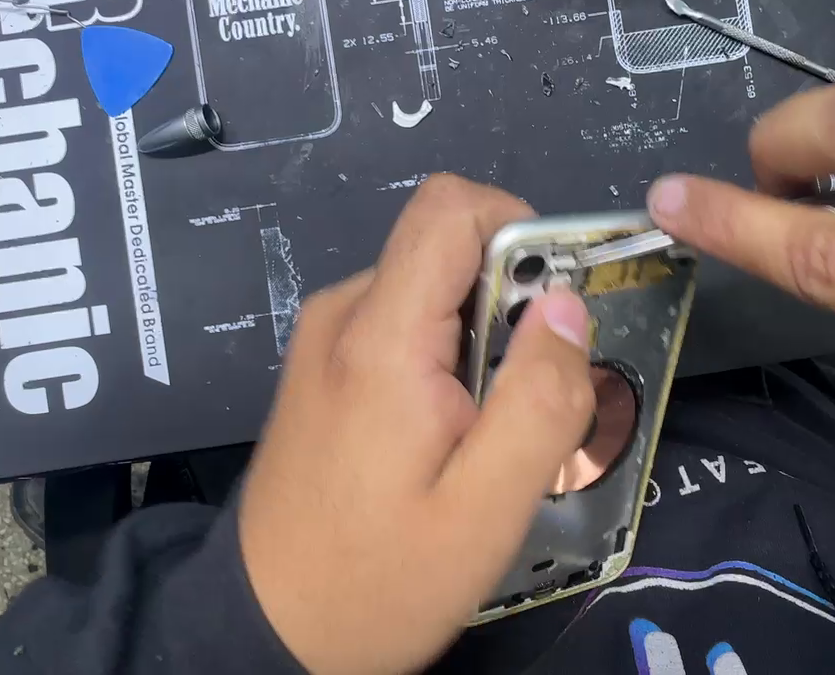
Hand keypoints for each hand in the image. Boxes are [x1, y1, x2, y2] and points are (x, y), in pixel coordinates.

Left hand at [238, 175, 596, 674]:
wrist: (266, 626)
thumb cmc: (378, 579)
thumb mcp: (486, 510)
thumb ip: (540, 400)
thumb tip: (567, 304)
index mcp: (381, 334)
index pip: (450, 207)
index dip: (515, 226)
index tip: (551, 299)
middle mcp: (345, 309)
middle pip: (446, 246)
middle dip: (508, 297)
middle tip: (522, 390)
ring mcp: (328, 331)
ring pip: (431, 283)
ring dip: (479, 331)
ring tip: (482, 422)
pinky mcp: (324, 356)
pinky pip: (404, 317)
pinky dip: (444, 349)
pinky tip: (442, 425)